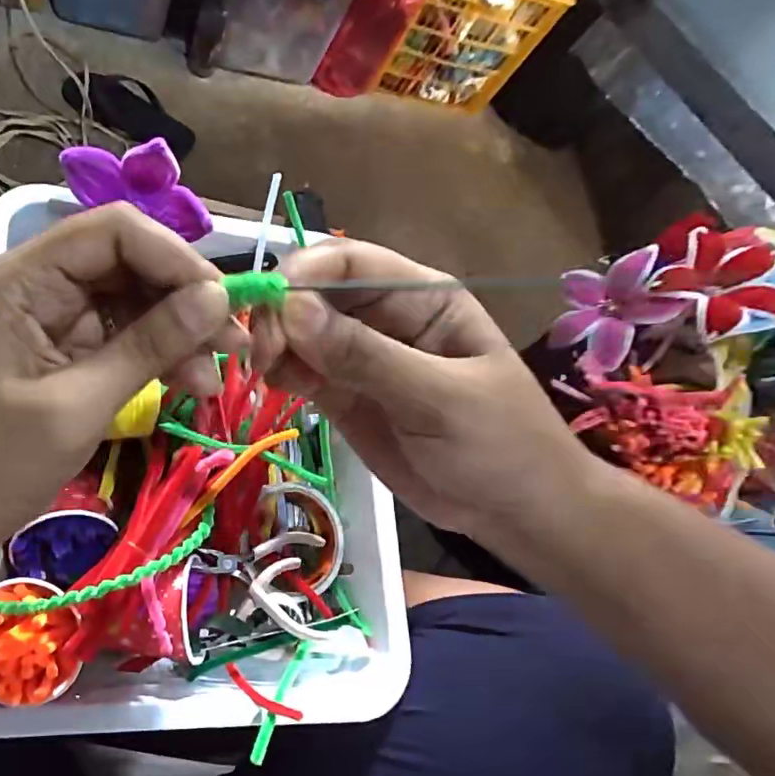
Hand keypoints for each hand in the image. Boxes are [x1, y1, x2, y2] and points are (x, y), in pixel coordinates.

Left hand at [0, 204, 243, 564]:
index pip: (112, 232)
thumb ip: (148, 346)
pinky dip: (168, 353)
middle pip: (132, 260)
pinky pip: (135, 331)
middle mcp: (44, 281)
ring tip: (218, 373)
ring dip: (184, 330)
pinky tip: (195, 382)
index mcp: (24, 280)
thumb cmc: (6, 461)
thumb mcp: (81, 404)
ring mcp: (63, 313)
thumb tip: (218, 300)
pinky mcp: (79, 344)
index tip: (221, 301)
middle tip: (234, 340)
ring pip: (141, 296)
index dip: (173, 257)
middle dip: (186, 297)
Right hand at [255, 240, 598, 536]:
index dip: (306, 273)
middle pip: (316, 295)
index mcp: (422, 298)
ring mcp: (362, 360)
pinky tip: (271, 384)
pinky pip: (303, 373)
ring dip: (274, 344)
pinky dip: (280, 373)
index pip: (352, 263)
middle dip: (282, 313)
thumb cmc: (499, 445)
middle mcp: (386, 319)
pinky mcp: (345, 398)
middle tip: (260, 353)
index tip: (271, 305)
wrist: (514, 512)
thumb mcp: (438, 398)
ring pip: (301, 334)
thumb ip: (366, 356)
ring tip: (262, 373)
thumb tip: (292, 309)